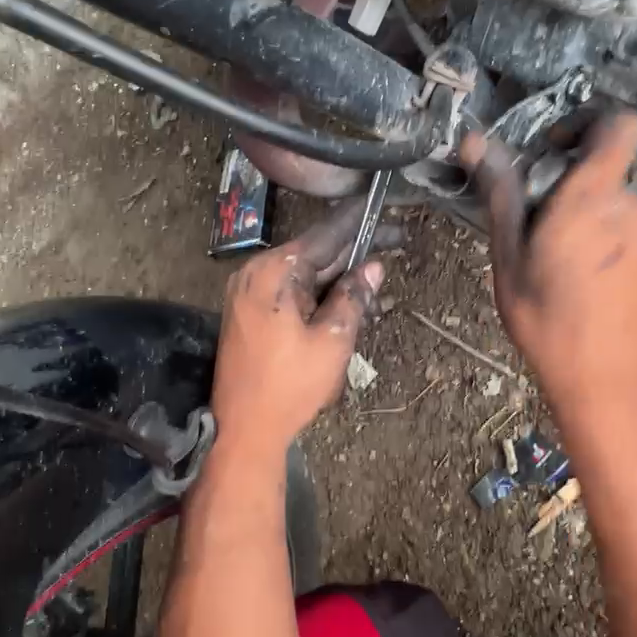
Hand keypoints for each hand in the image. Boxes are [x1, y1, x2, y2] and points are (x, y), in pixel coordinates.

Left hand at [210, 203, 382, 455]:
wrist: (243, 428)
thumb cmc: (291, 384)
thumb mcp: (333, 340)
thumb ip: (354, 297)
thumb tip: (373, 266)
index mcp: (274, 271)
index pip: (326, 235)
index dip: (360, 223)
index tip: (384, 209)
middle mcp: (255, 273)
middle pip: (314, 254)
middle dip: (353, 255)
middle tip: (393, 244)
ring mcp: (247, 292)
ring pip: (303, 275)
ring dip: (337, 280)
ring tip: (374, 288)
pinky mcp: (247, 312)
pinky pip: (289, 292)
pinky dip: (317, 295)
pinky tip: (344, 304)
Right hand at [460, 112, 636, 414]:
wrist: (604, 379)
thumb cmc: (546, 322)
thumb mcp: (509, 259)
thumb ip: (500, 194)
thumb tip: (476, 142)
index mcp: (591, 197)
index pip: (615, 125)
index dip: (585, 125)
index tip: (552, 151)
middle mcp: (630, 205)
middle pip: (604, 169)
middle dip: (572, 186)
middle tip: (540, 227)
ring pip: (616, 202)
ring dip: (590, 216)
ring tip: (562, 261)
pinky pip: (630, 227)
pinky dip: (609, 238)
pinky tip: (588, 278)